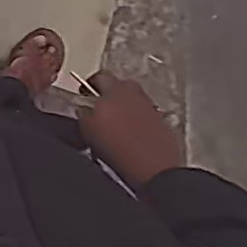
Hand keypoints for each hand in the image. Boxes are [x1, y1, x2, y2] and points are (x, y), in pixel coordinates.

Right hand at [78, 73, 182, 187]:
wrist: (153, 170)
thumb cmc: (118, 147)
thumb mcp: (87, 129)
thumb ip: (83, 112)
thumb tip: (83, 108)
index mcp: (115, 91)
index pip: (100, 77)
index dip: (89, 84)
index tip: (84, 93)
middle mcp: (135, 96)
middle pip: (121, 85)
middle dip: (110, 92)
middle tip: (99, 105)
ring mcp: (152, 109)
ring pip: (134, 100)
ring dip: (125, 105)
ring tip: (115, 121)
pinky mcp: (163, 125)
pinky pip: (146, 115)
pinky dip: (138, 119)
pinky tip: (130, 133)